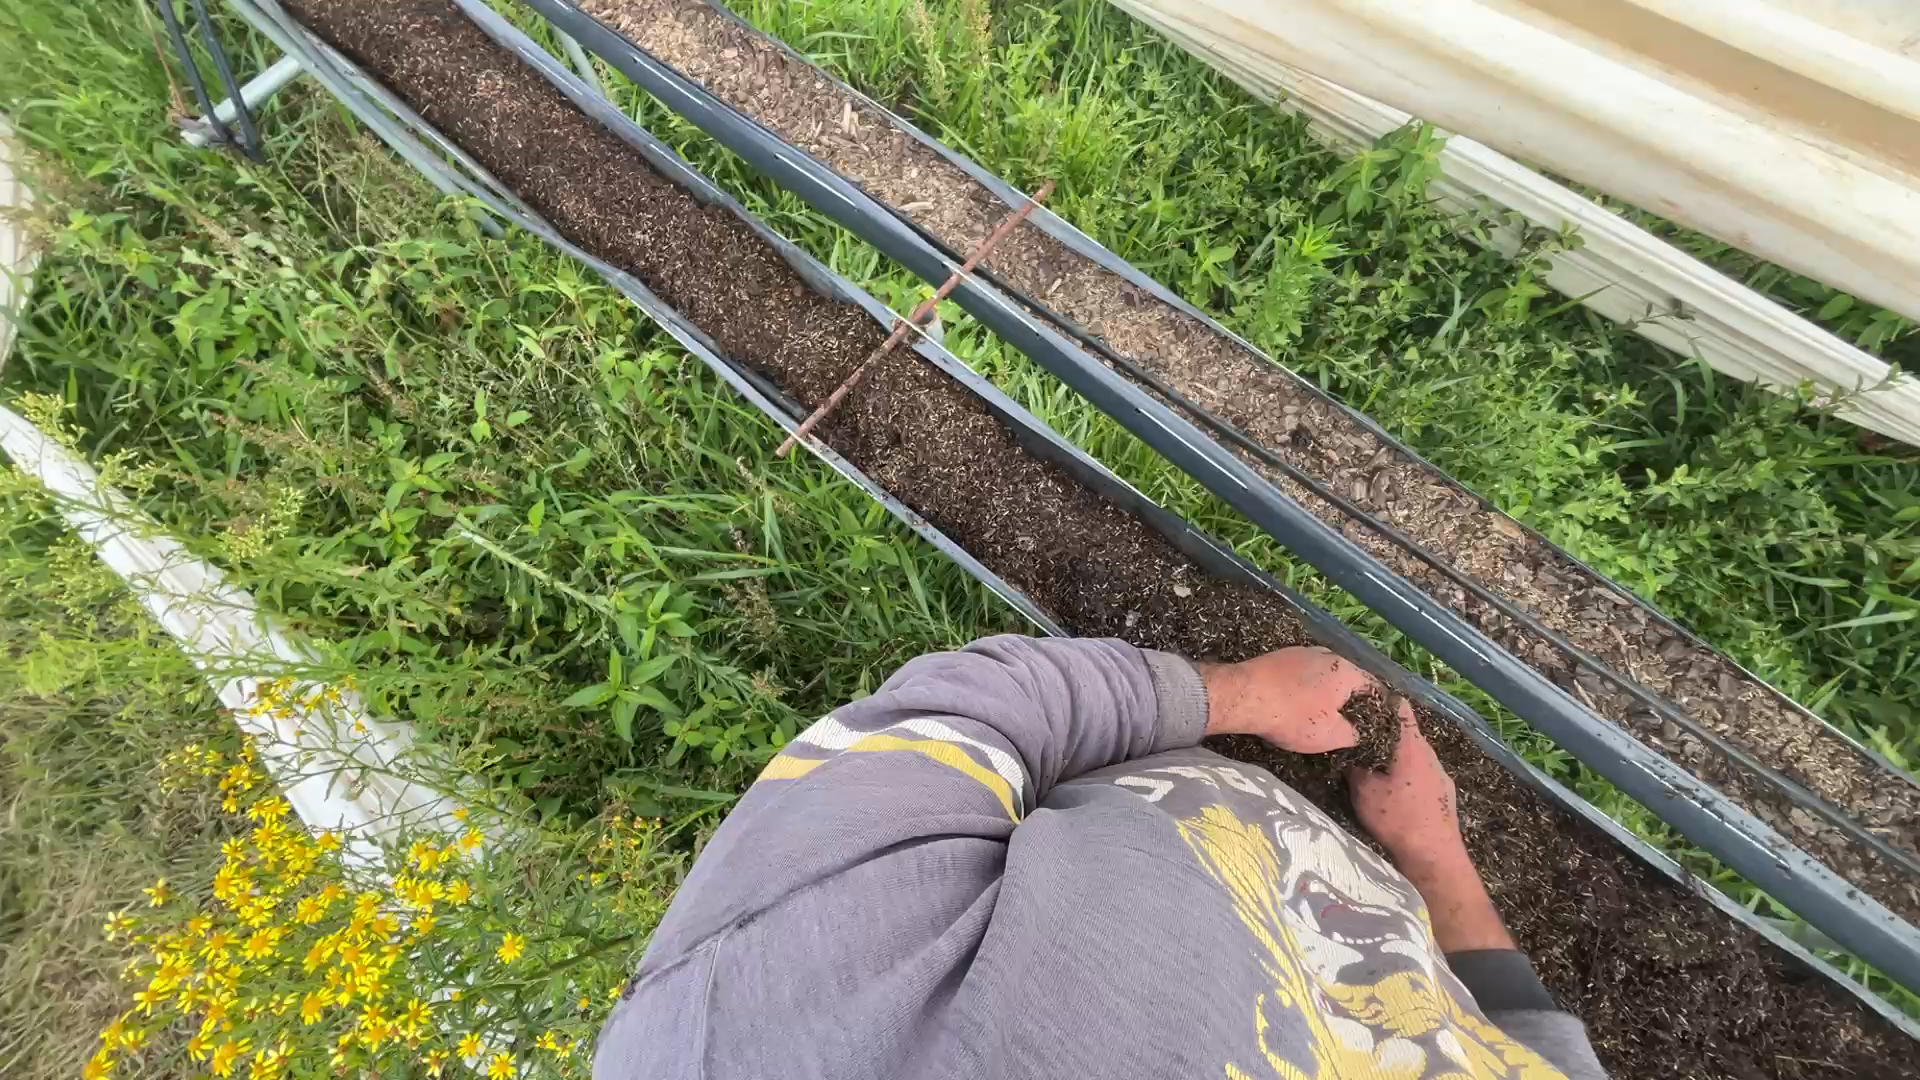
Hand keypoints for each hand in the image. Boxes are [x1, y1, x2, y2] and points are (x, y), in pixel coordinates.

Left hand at [1200, 646, 1366, 752]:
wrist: (1242, 695)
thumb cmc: (1292, 716)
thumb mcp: (1332, 735)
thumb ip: (1356, 733)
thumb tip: (1361, 731)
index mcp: (1345, 669)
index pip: (1374, 687)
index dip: (1379, 708)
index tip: (1375, 725)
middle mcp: (1325, 653)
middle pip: (1347, 678)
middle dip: (1349, 699)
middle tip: (1348, 722)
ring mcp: (1298, 652)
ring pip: (1322, 675)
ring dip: (1324, 693)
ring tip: (1321, 714)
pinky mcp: (1276, 657)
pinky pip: (1300, 673)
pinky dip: (1302, 687)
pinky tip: (1296, 702)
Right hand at [1348, 702, 1511, 950]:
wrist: (1435, 860)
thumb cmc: (1396, 818)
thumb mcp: (1362, 787)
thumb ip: (1356, 761)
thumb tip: (1346, 743)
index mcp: (1411, 746)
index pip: (1399, 708)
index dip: (1379, 699)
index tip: (1358, 698)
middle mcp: (1430, 755)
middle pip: (1405, 730)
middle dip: (1381, 728)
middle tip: (1355, 731)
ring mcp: (1441, 775)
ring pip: (1413, 752)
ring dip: (1393, 751)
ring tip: (1369, 758)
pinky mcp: (1444, 793)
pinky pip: (1420, 770)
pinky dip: (1402, 769)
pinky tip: (1389, 785)